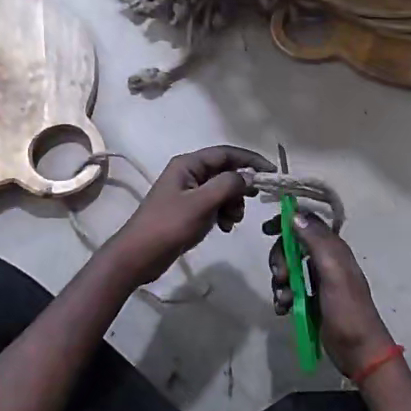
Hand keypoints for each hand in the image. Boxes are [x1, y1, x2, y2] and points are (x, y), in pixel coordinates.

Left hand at [102, 145, 272, 286]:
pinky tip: (224, 227)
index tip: (272, 172)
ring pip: (222, 190)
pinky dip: (224, 213)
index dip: (250, 160)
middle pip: (225, 171)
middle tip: (252, 201)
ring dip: (233, 203)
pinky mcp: (189, 211)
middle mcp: (189, 173)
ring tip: (232, 221)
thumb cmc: (169, 226)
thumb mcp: (202, 203)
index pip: (226, 153)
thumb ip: (228, 185)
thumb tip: (249, 175)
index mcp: (188, 164)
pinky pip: (215, 205)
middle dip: (240, 187)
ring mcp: (188, 193)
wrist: (138, 256)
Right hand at [267, 212, 393, 374]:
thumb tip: (295, 215)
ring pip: (288, 267)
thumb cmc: (348, 311)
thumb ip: (316, 242)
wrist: (358, 351)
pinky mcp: (311, 299)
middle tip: (281, 277)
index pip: (307, 222)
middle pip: (292, 245)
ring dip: (280, 281)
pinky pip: (289, 289)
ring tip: (284, 299)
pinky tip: (284, 309)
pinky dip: (283, 296)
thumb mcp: (334, 273)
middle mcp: (325, 259)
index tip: (266, 231)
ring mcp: (318, 280)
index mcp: (334, 249)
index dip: (286, 222)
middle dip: (280, 258)